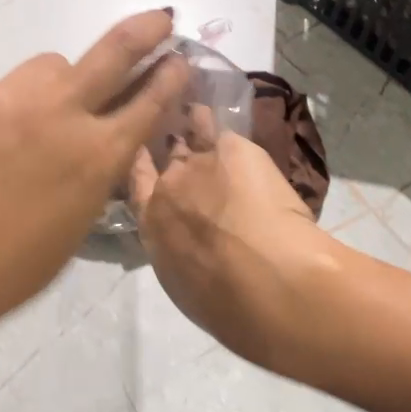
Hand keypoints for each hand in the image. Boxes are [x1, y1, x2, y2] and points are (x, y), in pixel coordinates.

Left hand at [0, 10, 189, 341]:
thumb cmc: (5, 270)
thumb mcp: (74, 226)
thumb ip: (93, 173)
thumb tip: (100, 141)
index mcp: (96, 156)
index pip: (149, 100)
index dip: (170, 76)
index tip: (179, 58)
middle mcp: (59, 111)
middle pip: (114, 50)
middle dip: (146, 30)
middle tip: (161, 18)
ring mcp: (8, 94)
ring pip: (49, 66)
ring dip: (59, 82)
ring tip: (39, 116)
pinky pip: (0, 89)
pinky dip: (4, 108)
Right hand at [128, 105, 339, 366]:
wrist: (273, 287)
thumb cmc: (236, 310)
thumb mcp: (195, 292)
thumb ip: (188, 263)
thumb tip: (196, 260)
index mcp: (154, 233)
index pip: (137, 190)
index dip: (140, 170)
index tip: (142, 155)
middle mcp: (166, 192)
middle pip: (160, 160)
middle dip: (161, 145)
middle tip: (169, 134)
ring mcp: (195, 166)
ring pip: (187, 137)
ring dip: (185, 125)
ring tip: (183, 106)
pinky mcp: (230, 149)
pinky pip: (215, 125)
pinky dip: (209, 115)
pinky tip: (208, 101)